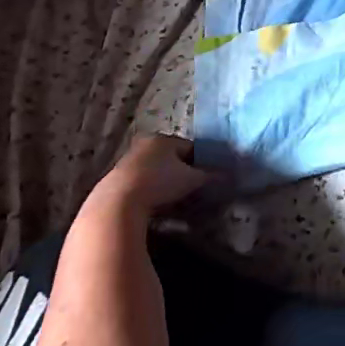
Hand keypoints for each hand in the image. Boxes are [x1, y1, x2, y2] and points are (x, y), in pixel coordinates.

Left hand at [88, 133, 209, 217]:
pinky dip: (152, 191)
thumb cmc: (159, 183)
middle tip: (193, 190)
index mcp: (163, 139)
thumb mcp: (190, 180)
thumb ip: (209, 176)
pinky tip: (156, 206)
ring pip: (156, 170)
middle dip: (183, 172)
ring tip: (176, 201)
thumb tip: (227, 176)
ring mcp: (129, 161)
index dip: (201, 161)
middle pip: (171, 158)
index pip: (189, 146)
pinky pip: (142, 183)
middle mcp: (145, 145)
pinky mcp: (117, 179)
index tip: (208, 177)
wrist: (118, 203)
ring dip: (166, 183)